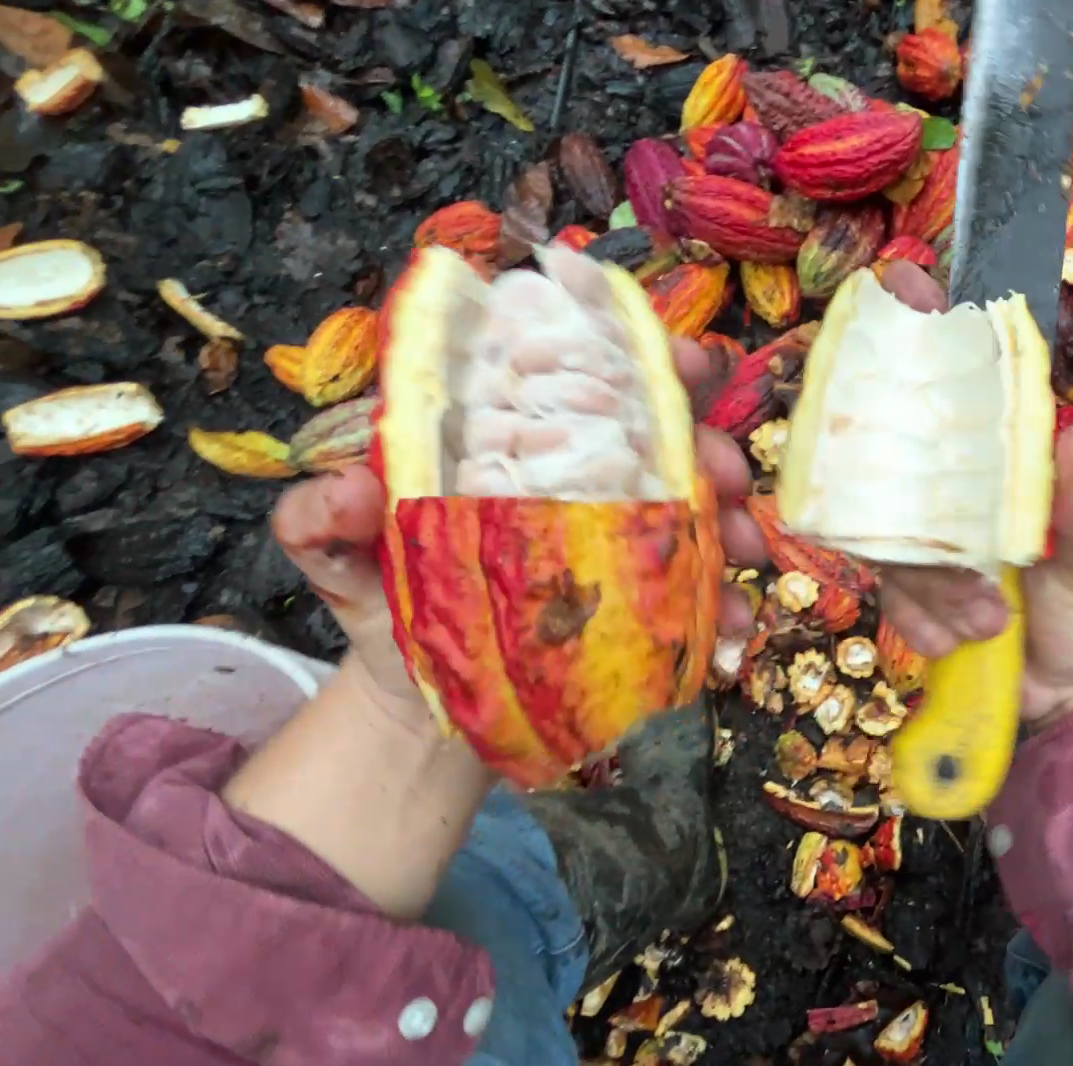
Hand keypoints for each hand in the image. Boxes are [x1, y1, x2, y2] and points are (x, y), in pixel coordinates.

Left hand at [270, 336, 765, 729]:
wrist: (421, 698)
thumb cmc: (385, 603)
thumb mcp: (339, 557)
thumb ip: (326, 519)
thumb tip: (357, 492)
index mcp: (518, 446)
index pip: (585, 382)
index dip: (642, 360)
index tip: (686, 362)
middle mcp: (581, 482)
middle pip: (662, 445)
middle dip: (707, 448)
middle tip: (724, 477)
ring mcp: (616, 542)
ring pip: (695, 513)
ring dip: (733, 523)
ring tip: (747, 551)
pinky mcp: (639, 600)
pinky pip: (696, 591)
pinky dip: (725, 603)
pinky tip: (737, 623)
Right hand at [871, 262, 1072, 726]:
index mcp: (1012, 460)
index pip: (967, 382)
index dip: (930, 331)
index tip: (901, 285)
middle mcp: (962, 484)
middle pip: (901, 456)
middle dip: (926, 520)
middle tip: (975, 579)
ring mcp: (932, 534)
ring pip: (890, 533)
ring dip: (933, 588)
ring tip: (986, 623)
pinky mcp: (912, 585)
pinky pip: (887, 590)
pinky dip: (920, 621)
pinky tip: (957, 644)